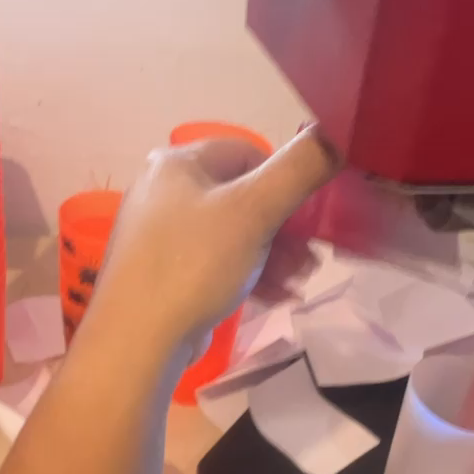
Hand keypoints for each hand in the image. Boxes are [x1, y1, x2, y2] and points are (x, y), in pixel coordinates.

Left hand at [83, 126, 339, 365]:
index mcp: (178, 163)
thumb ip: (299, 169)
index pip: (248, 153)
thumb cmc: (194, 264)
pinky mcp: (165, 272)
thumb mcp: (254, 210)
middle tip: (312, 258)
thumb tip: (336, 133)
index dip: (286, 180)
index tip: (310, 216)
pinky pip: (218, 262)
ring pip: (234, 233)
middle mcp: (165, 190)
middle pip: (243, 196)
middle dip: (285, 228)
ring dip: (274, 255)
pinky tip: (275, 298)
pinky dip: (249, 274)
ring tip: (298, 282)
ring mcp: (162, 234)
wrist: (137, 339)